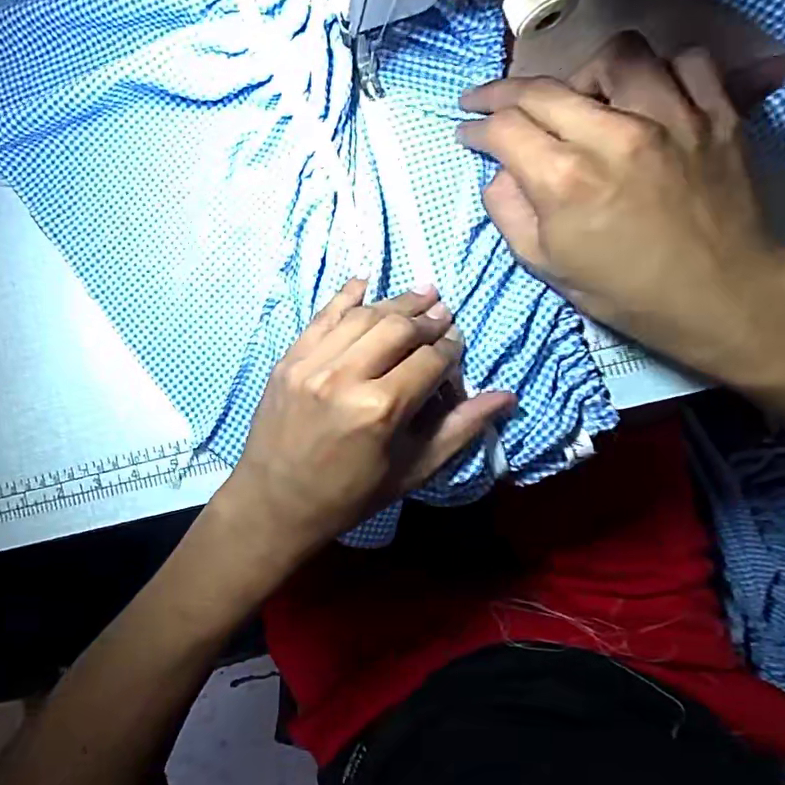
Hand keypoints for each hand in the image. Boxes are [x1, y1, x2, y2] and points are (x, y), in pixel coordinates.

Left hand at [211, 280, 514, 566]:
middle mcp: (345, 377)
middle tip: (444, 312)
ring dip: (396, 302)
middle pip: (399, 328)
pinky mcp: (288, 359)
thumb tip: (508, 397)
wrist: (276, 502)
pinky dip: (346, 296)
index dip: (451, 350)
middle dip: (428, 318)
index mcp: (381, 409)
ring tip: (421, 294)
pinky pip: (322, 315)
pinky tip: (366, 282)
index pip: (430, 360)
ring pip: (364, 316)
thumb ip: (460, 428)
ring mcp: (311, 363)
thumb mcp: (413, 469)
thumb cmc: (352, 494)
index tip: (458, 345)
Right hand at [458, 31, 784, 382]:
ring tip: (584, 100)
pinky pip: (687, 62)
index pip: (505, 126)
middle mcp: (614, 135)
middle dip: (503, 93)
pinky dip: (661, 73)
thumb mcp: (547, 267)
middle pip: (543, 87)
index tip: (468, 131)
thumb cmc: (626, 292)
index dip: (476, 126)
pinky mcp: (718, 114)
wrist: (721, 297)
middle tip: (493, 105)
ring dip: (585, 75)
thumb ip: (509, 211)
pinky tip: (649, 98)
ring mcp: (672, 117)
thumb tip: (501, 169)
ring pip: (616, 56)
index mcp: (566, 180)